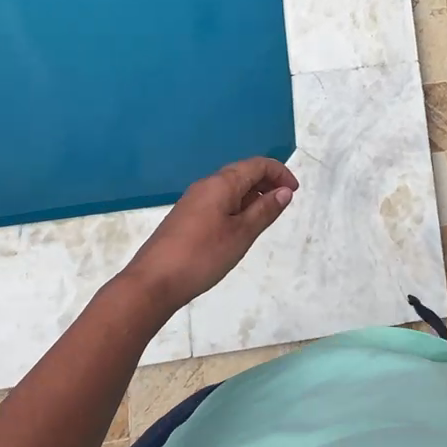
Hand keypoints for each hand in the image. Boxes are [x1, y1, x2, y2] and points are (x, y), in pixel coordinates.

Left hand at [120, 157, 297, 308]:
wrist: (152, 282)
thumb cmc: (202, 256)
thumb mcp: (241, 234)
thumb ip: (264, 211)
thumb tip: (284, 192)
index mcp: (222, 183)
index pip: (257, 164)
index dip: (279, 173)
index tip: (294, 192)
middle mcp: (207, 184)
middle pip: (243, 172)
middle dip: (267, 182)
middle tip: (284, 203)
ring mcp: (193, 200)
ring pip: (229, 187)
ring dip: (251, 194)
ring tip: (265, 216)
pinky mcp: (185, 216)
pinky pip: (218, 200)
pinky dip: (236, 205)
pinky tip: (239, 227)